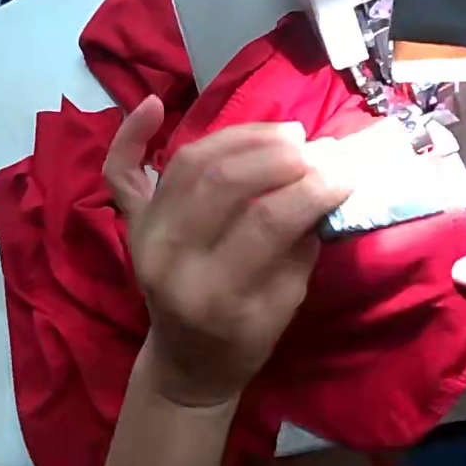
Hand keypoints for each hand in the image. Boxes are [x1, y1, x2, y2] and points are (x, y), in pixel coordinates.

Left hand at [104, 96, 350, 408]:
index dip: (310, 188)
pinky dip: (130, 135)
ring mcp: (142, 234)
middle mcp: (168, 256)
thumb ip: (301, 242)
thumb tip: (324, 177)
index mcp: (211, 292)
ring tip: (284, 133)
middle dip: (277, 156)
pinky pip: (121, 172)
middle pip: (221, 182)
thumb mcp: (286, 305)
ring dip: (240, 137)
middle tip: (314, 148)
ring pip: (189, 163)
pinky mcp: (130, 222)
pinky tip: (153, 104)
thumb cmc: (241, 342)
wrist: (184, 361)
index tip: (345, 170)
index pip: (265, 222)